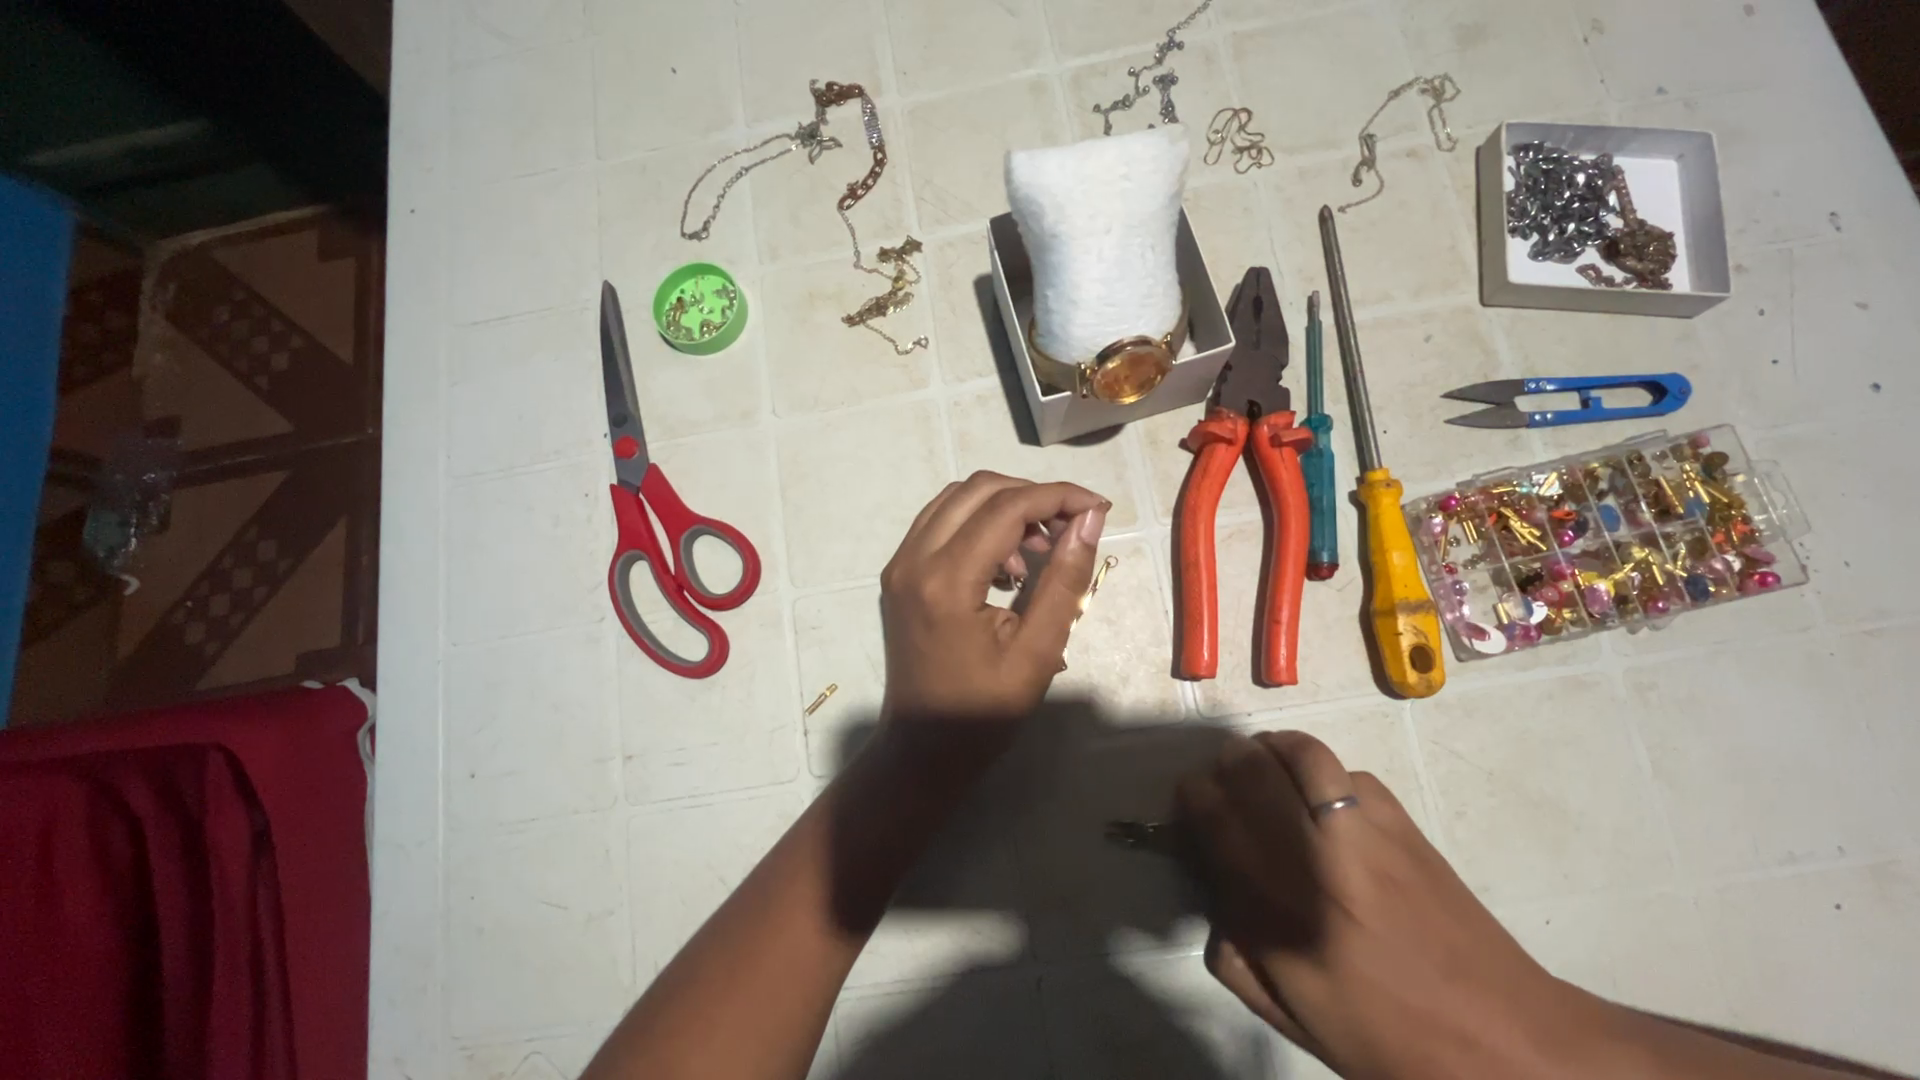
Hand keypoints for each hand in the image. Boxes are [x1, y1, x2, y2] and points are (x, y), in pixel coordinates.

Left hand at [878, 471, 1107, 741]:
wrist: (923, 748)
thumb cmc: (985, 711)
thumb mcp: (1037, 651)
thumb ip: (1064, 580)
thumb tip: (1088, 520)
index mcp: (947, 581)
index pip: (1006, 508)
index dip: (1058, 497)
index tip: (1098, 509)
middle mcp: (914, 559)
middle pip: (978, 489)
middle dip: (1032, 496)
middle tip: (1071, 530)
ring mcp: (900, 564)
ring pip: (956, 499)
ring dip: (1004, 506)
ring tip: (1040, 549)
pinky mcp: (898, 573)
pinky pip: (940, 521)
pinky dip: (978, 522)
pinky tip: (1006, 562)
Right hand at [1176, 732, 1600, 1079]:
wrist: (1504, 1038)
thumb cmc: (1389, 1039)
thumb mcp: (1294, 1017)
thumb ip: (1237, 956)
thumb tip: (1214, 895)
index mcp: (1284, 916)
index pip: (1219, 825)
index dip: (1195, 799)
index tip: (1189, 795)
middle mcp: (1319, 860)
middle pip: (1252, 776)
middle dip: (1225, 764)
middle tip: (1220, 772)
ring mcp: (1366, 834)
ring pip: (1302, 755)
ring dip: (1271, 748)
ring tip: (1262, 757)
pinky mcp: (1405, 825)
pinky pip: (1349, 772)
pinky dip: (1320, 768)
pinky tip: (1319, 790)